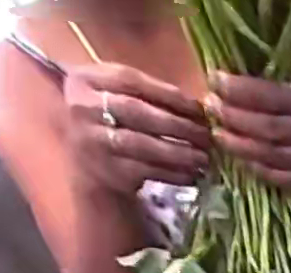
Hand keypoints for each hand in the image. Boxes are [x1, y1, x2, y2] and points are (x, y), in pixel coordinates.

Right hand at [63, 63, 211, 195]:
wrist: (91, 166)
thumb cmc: (115, 125)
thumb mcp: (120, 99)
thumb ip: (149, 96)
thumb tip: (199, 109)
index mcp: (85, 79)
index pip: (131, 80)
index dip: (169, 94)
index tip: (199, 108)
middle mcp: (83, 107)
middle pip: (138, 112)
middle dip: (179, 125)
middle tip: (207, 136)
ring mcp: (93, 141)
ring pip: (144, 145)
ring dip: (180, 152)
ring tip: (204, 158)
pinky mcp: (108, 171)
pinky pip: (148, 171)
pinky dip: (174, 173)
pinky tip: (192, 174)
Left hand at [204, 72, 290, 207]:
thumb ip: (284, 97)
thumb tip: (239, 81)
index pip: (273, 94)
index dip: (242, 88)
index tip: (214, 80)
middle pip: (269, 125)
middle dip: (235, 116)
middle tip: (210, 108)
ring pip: (272, 153)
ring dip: (241, 145)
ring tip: (217, 136)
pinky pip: (283, 179)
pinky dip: (260, 171)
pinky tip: (242, 164)